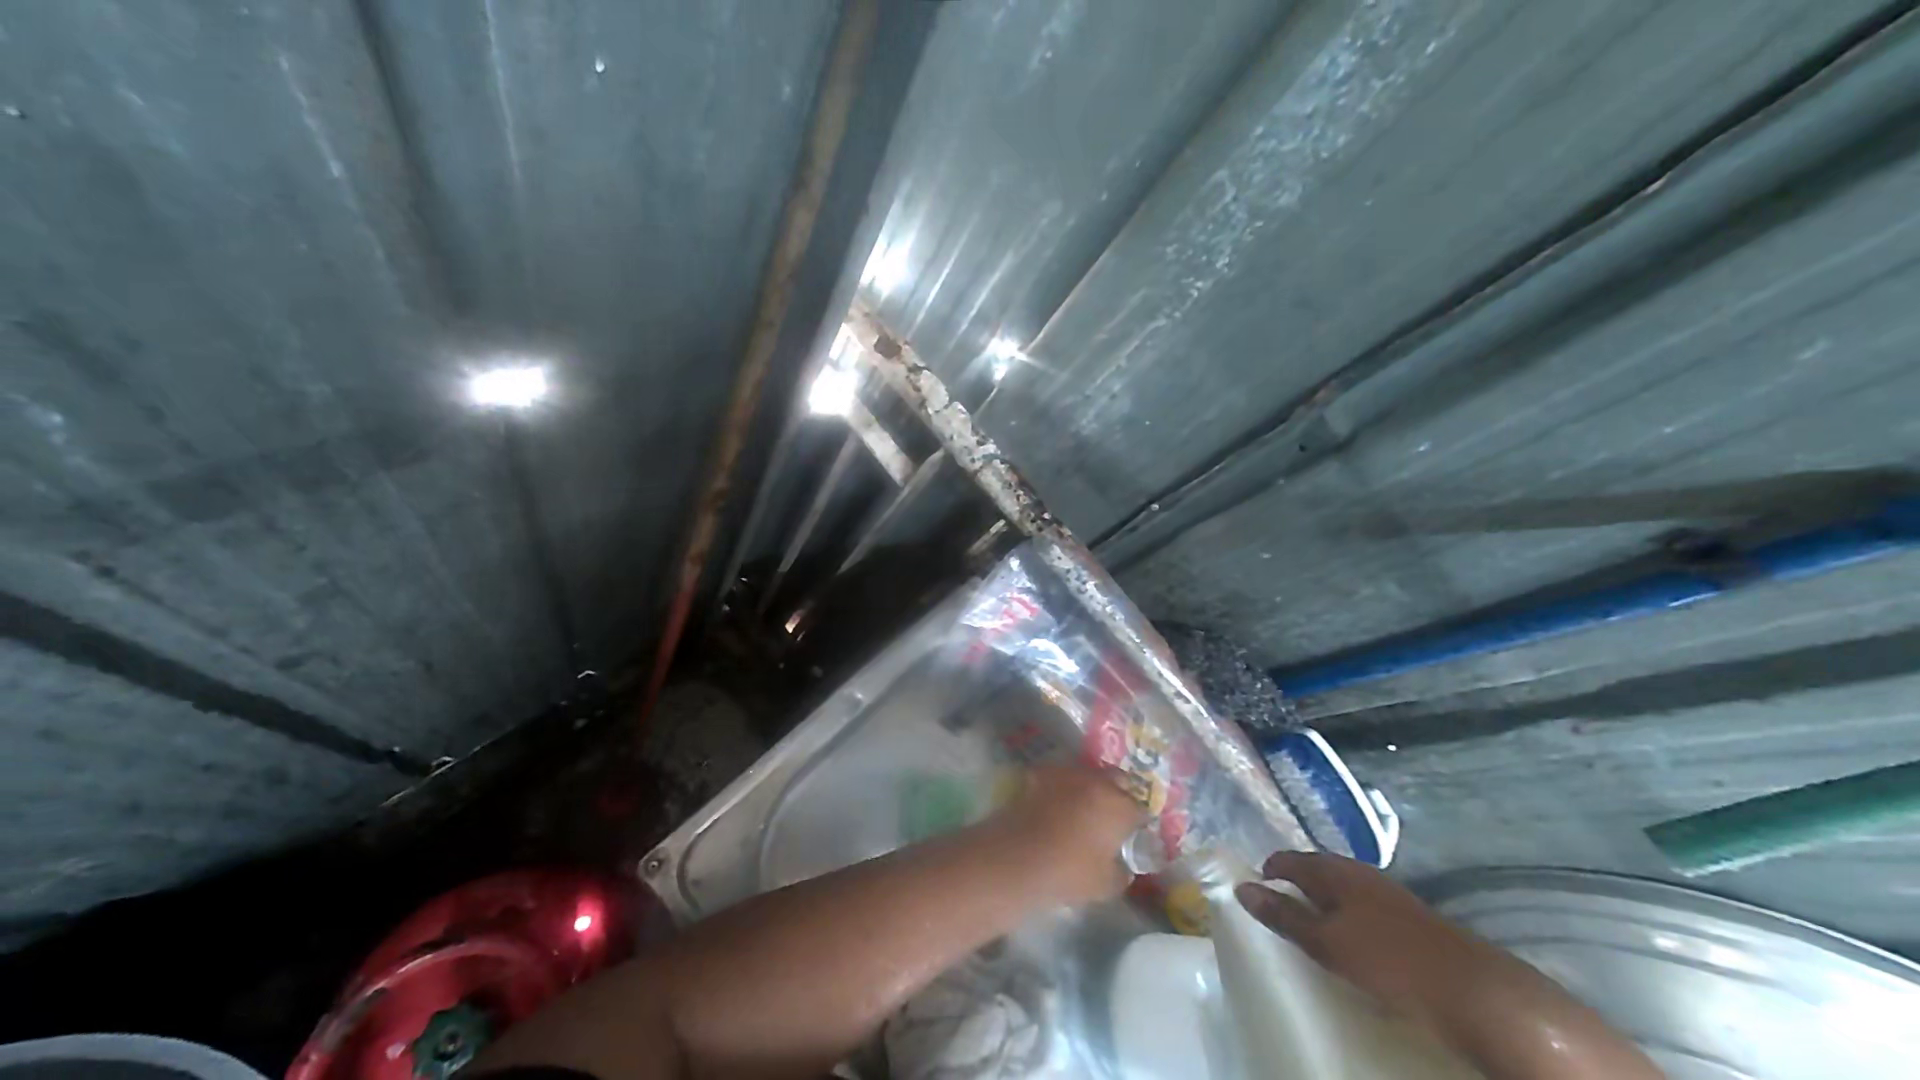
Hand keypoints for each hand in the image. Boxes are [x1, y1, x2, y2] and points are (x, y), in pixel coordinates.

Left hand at [989, 766, 1144, 906]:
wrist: (1018, 856)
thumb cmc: (1069, 872)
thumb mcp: (1106, 885)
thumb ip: (1122, 872)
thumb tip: (1122, 866)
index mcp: (1120, 806)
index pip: (1140, 810)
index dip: (1137, 823)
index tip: (1131, 834)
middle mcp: (1097, 781)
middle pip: (1118, 780)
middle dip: (1119, 794)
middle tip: (1111, 816)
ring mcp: (1067, 773)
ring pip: (1088, 773)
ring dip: (1090, 786)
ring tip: (1082, 807)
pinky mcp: (1040, 773)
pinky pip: (1059, 776)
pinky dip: (1061, 786)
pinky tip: (1055, 803)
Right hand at [1235, 852, 1527, 1027]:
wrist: (1473, 989)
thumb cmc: (1388, 959)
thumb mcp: (1325, 941)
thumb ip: (1283, 915)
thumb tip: (1242, 887)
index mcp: (1334, 870)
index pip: (1288, 859)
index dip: (1268, 872)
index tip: (1255, 894)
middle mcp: (1358, 871)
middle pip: (1315, 870)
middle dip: (1294, 885)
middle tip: (1278, 913)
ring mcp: (1386, 892)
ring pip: (1341, 888)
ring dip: (1322, 902)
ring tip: (1309, 930)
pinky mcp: (1408, 916)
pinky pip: (1362, 906)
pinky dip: (1346, 917)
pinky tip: (1349, 941)